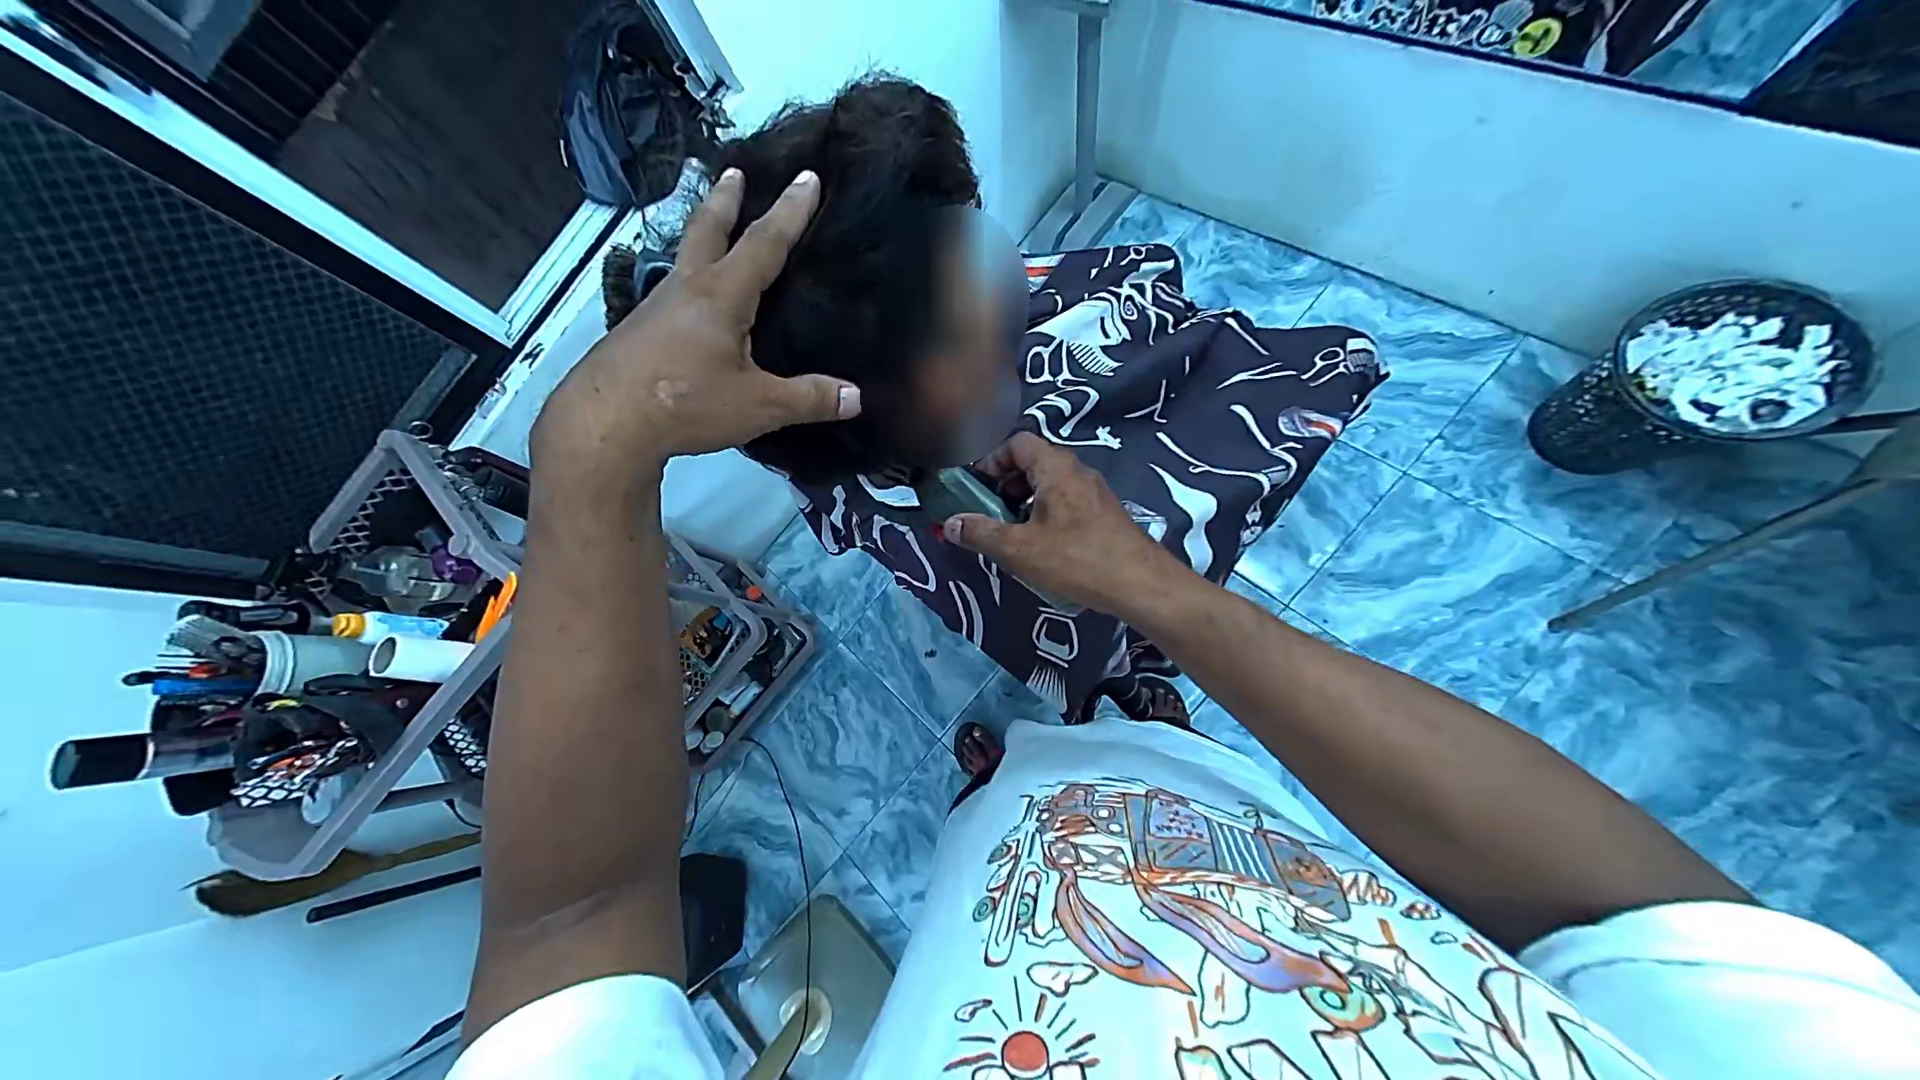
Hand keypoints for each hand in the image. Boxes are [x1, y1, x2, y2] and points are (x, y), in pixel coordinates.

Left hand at [530, 168, 860, 469]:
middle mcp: (686, 290)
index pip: (764, 244)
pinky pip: (670, 292)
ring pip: (683, 258)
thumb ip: (809, 399)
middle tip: (734, 172)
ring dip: (701, 235)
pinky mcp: (637, 332)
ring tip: (712, 228)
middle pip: (707, 231)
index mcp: (722, 296)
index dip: (790, 212)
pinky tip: (688, 302)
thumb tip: (857, 398)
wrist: (605, 423)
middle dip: (726, 201)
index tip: (807, 176)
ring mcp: (654, 308)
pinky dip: (687, 279)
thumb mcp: (759, 406)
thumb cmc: (687, 403)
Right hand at [941, 433, 1192, 617]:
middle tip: (989, 511)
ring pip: (1051, 483)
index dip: (992, 460)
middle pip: (1034, 461)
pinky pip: (1067, 500)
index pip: (1017, 442)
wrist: (1140, 584)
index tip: (976, 487)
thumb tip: (949, 524)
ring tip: (1012, 531)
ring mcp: (1095, 491)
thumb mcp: (1018, 549)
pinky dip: (1046, 512)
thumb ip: (980, 533)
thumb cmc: (1076, 559)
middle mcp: (1077, 471)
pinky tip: (1042, 545)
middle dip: (1005, 483)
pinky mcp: (1105, 513)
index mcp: (1056, 468)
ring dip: (1025, 500)